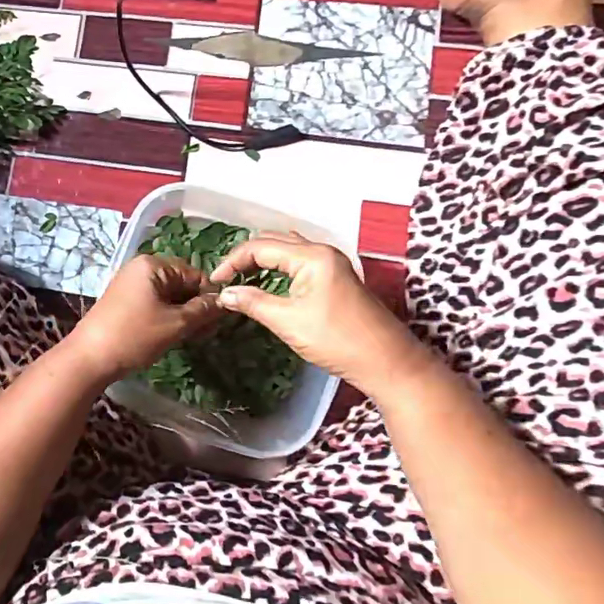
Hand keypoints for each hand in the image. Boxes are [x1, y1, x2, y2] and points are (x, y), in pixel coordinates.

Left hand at [60, 255, 222, 382]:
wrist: (90, 357)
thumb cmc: (134, 335)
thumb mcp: (175, 323)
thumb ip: (203, 310)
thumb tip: (225, 301)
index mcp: (153, 265)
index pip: (195, 274)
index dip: (210, 297)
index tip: (219, 322)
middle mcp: (141, 268)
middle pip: (182, 283)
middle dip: (197, 307)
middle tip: (206, 333)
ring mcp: (131, 284)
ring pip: (169, 296)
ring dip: (184, 315)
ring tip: (192, 337)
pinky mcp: (125, 301)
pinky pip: (155, 303)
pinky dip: (168, 317)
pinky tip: (174, 335)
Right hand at [210, 232, 441, 395]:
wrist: (388, 362)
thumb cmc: (337, 340)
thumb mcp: (288, 322)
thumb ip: (252, 302)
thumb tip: (224, 294)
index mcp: (311, 256)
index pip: (259, 247)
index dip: (232, 262)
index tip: (215, 282)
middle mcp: (322, 251)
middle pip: (272, 241)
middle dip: (245, 257)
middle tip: (225, 279)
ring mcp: (331, 263)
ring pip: (286, 248)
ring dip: (261, 259)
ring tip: (241, 278)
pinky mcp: (335, 276)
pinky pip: (298, 260)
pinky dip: (277, 266)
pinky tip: (267, 281)